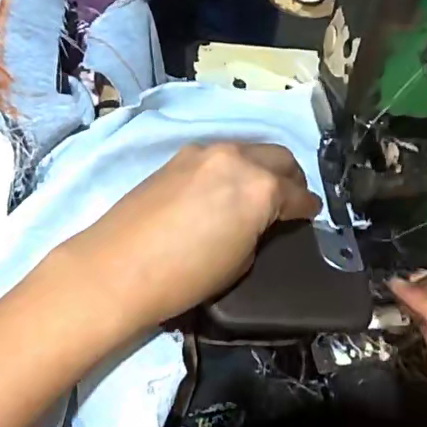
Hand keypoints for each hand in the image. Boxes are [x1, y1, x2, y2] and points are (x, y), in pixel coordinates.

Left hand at [62, 142, 320, 327]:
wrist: (116, 268)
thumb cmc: (186, 276)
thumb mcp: (241, 261)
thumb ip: (259, 231)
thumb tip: (260, 222)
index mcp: (261, 187)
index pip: (298, 194)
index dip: (308, 208)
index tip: (310, 216)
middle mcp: (237, 158)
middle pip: (279, 158)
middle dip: (291, 178)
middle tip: (289, 201)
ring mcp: (204, 152)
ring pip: (248, 150)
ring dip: (260, 168)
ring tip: (255, 194)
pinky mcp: (177, 156)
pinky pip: (219, 155)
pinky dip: (232, 168)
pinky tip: (222, 189)